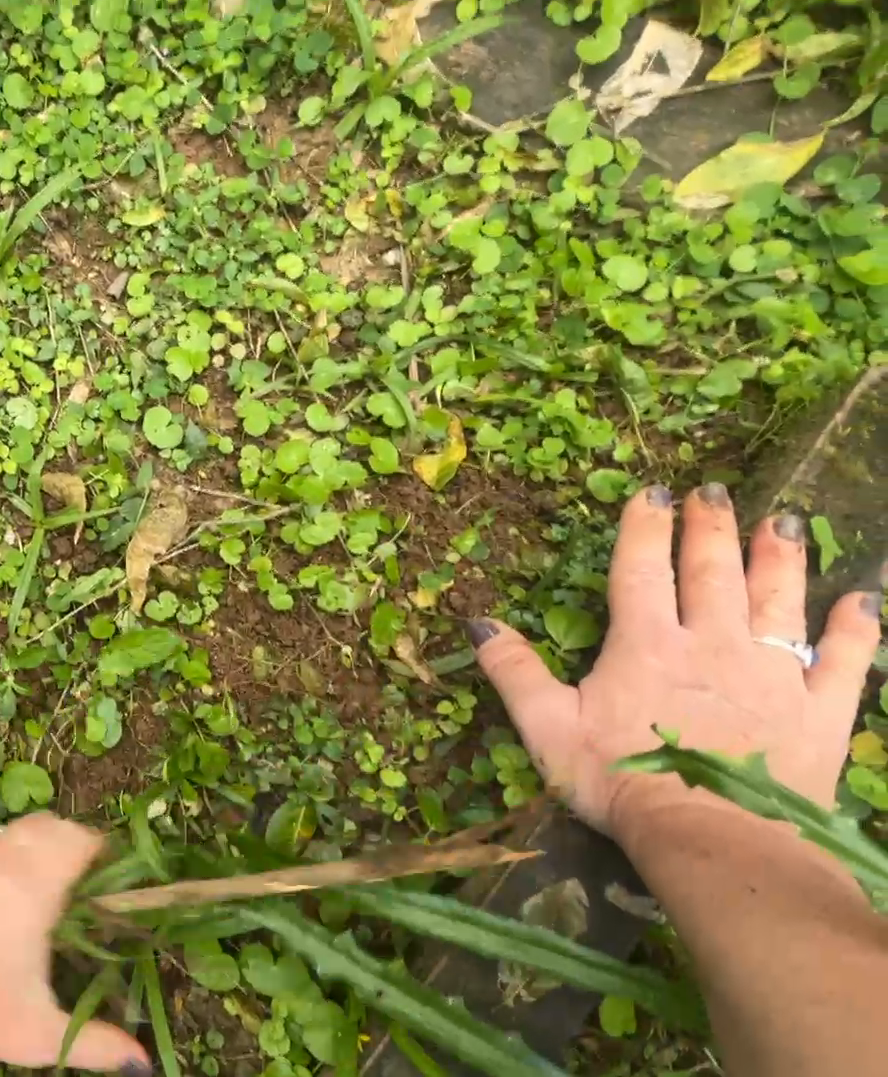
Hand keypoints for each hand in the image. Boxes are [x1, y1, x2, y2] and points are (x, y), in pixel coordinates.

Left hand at [0, 813, 149, 1074]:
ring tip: (23, 890)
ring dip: (24, 851)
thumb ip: (99, 1043)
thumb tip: (142, 1062)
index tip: (102, 870)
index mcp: (31, 888)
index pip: (76, 839)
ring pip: (7, 833)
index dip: (95, 849)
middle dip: (63, 845)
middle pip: (46, 826)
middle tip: (69, 880)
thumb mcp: (40, 1035)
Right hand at [469, 483, 880, 835]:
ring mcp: (772, 675)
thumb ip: (512, 669)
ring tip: (785, 522)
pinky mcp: (819, 711)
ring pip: (778, 602)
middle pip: (712, 574)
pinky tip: (865, 600)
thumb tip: (478, 620)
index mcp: (644, 645)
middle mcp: (711, 645)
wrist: (713, 836)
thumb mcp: (543, 724)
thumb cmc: (615, 776)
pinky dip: (857, 628)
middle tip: (717, 490)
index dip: (645, 528)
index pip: (642, 571)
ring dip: (781, 560)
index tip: (653, 491)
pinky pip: (845, 660)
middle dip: (711, 528)